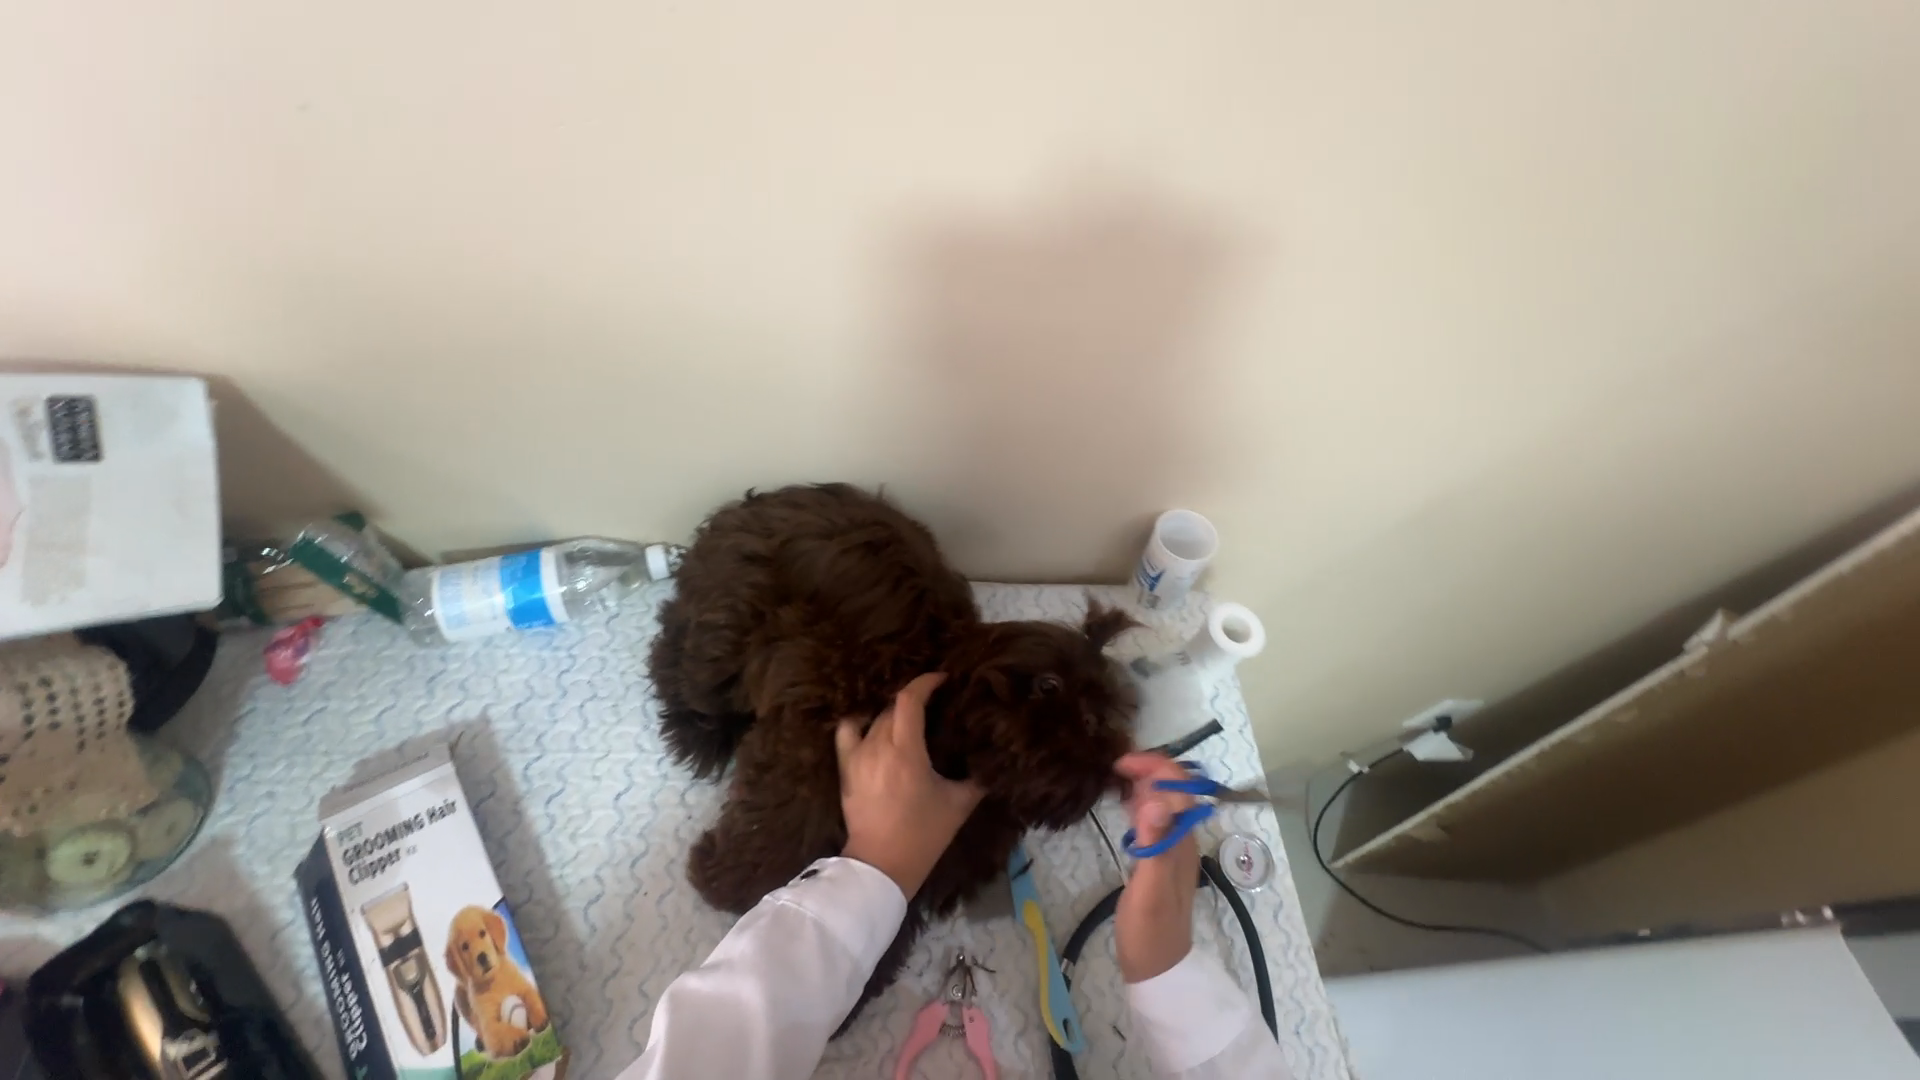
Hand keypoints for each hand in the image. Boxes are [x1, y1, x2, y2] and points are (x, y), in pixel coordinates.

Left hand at [836, 673, 984, 896]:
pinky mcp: (845, 769)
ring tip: (907, 717)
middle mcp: (878, 746)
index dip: (926, 682)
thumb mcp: (958, 805)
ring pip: (874, 718)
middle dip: (914, 699)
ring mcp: (857, 757)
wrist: (881, 867)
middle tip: (934, 702)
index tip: (942, 679)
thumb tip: (993, 758)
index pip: (910, 699)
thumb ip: (977, 777)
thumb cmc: (923, 835)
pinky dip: (859, 722)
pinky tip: (872, 726)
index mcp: (906, 751)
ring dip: (892, 712)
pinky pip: (847, 732)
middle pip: (893, 706)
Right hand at [1114, 752, 1200, 982]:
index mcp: (1182, 840)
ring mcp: (1171, 845)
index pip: (1178, 787)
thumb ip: (1154, 844)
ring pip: (1163, 799)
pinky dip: (1139, 801)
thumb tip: (1156, 801)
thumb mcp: (1149, 888)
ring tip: (1113, 777)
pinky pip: (1153, 816)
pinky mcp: (1158, 854)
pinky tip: (1120, 802)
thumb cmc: (1150, 930)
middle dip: (1148, 768)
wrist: (1157, 967)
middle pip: (1173, 788)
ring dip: (1143, 781)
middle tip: (1113, 768)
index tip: (1121, 763)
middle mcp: (1181, 836)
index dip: (1155, 765)